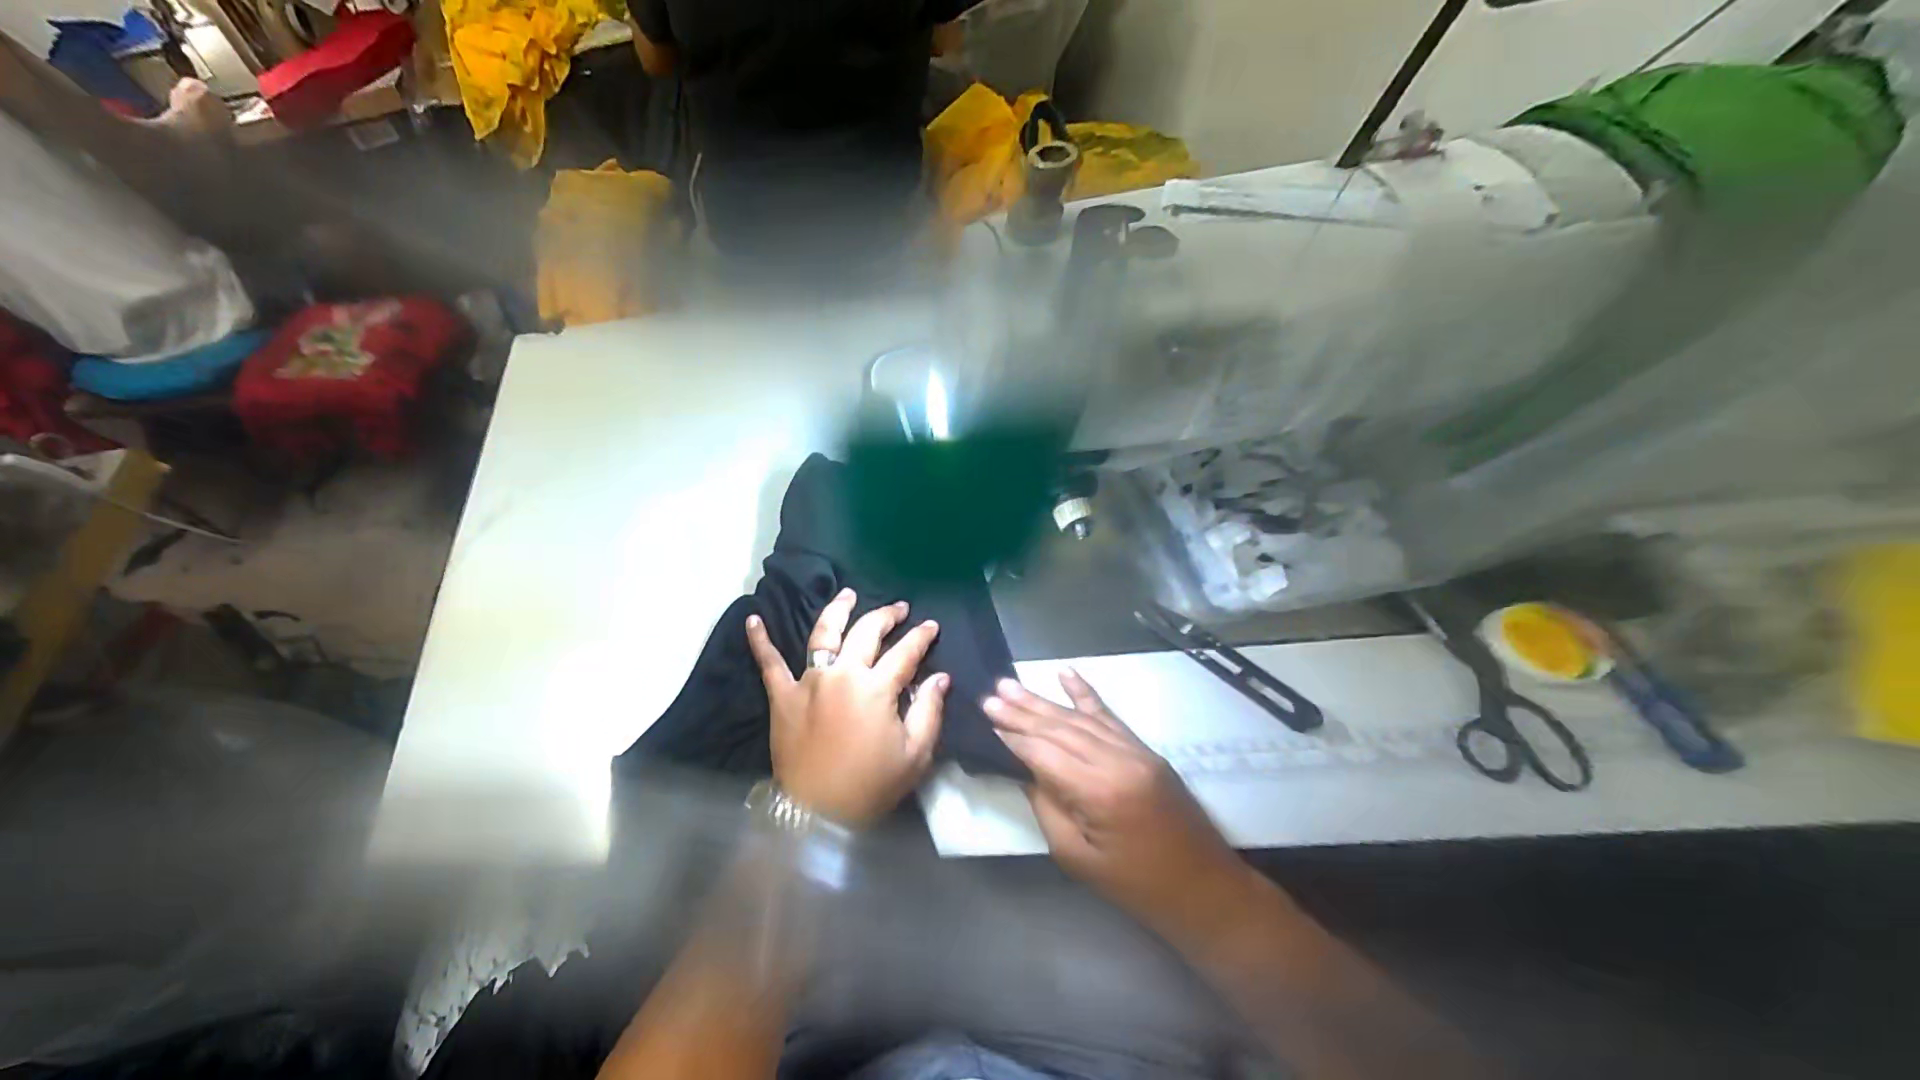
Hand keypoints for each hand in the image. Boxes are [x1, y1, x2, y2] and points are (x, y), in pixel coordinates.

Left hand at [747, 589, 947, 827]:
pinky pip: (769, 664)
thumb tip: (941, 677)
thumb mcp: (915, 754)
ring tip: (848, 594)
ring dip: (837, 610)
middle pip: (866, 632)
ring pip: (823, 634)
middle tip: (899, 608)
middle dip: (886, 615)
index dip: (921, 636)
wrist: (817, 815)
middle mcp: (842, 674)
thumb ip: (929, 711)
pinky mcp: (782, 697)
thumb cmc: (872, 785)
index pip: (905, 652)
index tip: (932, 625)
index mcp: (876, 688)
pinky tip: (753, 619)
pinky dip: (760, 641)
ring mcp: (809, 681)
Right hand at [985, 672, 1261, 945]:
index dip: (1011, 737)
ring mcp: (1135, 750)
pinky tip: (1066, 674)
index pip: (1043, 752)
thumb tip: (1025, 770)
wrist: (1204, 889)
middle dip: (1021, 712)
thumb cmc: (1135, 886)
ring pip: (1080, 718)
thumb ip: (1048, 806)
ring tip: (1010, 685)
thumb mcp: (1077, 856)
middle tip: (989, 696)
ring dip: (1043, 701)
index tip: (984, 719)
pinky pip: (1110, 716)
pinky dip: (1085, 694)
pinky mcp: (1146, 751)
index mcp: (1099, 791)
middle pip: (1059, 728)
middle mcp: (1118, 760)